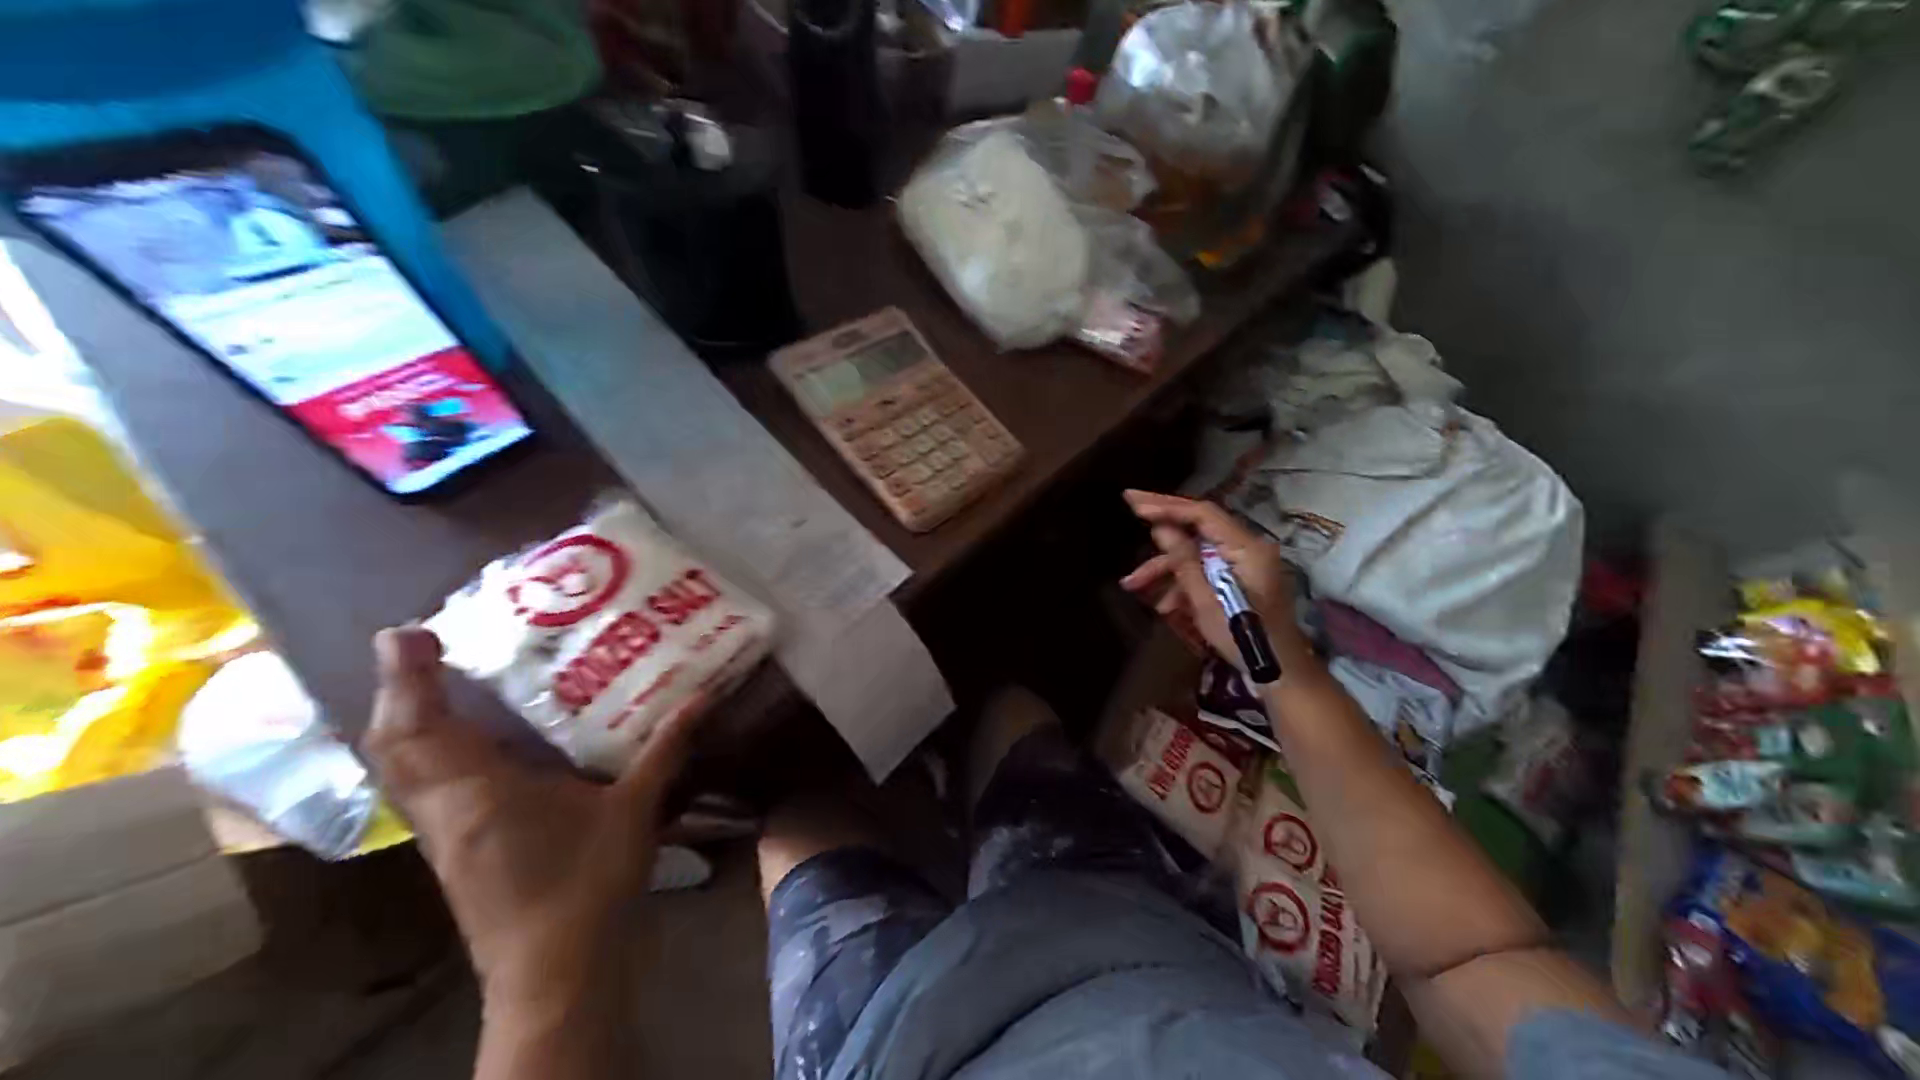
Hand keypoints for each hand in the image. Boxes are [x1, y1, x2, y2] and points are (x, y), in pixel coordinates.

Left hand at [361, 626, 704, 1008]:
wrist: (554, 970)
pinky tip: (462, 747)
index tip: (407, 632)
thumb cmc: (589, 882)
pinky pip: (421, 791)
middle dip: (396, 694)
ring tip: (432, 687)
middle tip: (421, 650)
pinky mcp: (453, 853)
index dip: (408, 678)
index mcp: (480, 791)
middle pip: (393, 747)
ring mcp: (443, 835)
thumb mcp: (635, 809)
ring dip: (404, 725)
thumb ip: (664, 749)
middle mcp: (447, 809)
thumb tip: (703, 697)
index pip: (424, 726)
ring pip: (400, 772)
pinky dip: (424, 756)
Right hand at [1118, 490, 1307, 671]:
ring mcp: (1244, 564)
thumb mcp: (1206, 602)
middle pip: (1198, 528)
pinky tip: (1163, 604)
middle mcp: (1248, 548)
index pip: (1203, 514)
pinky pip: (1205, 570)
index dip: (1166, 506)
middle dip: (1161, 530)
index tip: (1134, 503)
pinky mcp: (1240, 579)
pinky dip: (1182, 582)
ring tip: (1132, 585)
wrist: (1280, 673)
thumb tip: (1162, 528)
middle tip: (1129, 508)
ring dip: (1165, 568)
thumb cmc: (1244, 638)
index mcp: (1247, 548)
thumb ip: (1184, 561)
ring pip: (1196, 553)